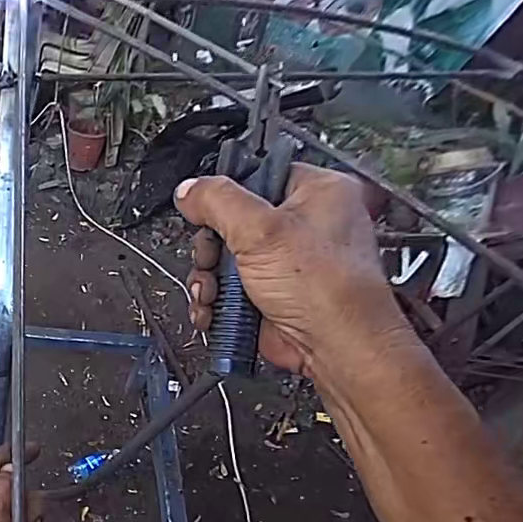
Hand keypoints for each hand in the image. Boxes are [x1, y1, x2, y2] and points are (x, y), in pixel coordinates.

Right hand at [178, 163, 404, 376]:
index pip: (256, 176)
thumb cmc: (325, 289)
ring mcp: (282, 262)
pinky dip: (212, 301)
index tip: (209, 215)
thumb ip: (219, 202)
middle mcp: (300, 225)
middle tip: (213, 260)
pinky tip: (213, 308)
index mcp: (315, 193)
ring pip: (222, 260)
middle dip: (210, 249)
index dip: (225, 198)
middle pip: (228, 223)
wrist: (333, 345)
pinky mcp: (266, 292)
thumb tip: (190, 189)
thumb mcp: (262, 231)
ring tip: (212, 292)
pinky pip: (225, 288)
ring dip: (207, 280)